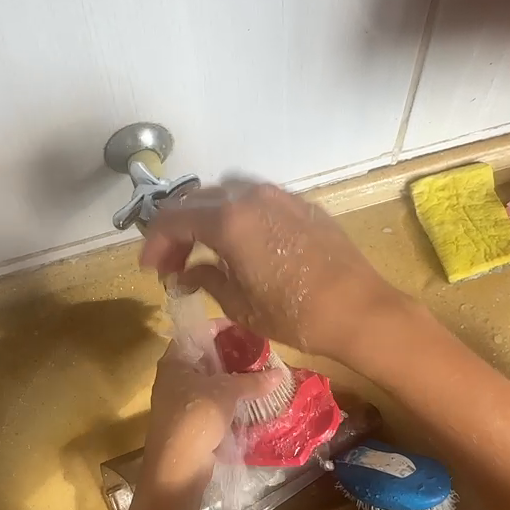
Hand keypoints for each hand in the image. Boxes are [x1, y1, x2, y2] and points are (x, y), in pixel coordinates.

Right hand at [138, 182, 408, 361]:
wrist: (359, 310)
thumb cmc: (295, 314)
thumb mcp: (240, 304)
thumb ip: (206, 278)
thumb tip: (187, 272)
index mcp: (229, 220)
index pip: (173, 219)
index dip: (154, 243)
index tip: (150, 269)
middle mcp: (251, 197)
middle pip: (197, 200)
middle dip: (177, 230)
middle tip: (173, 263)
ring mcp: (279, 196)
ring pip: (227, 194)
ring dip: (207, 218)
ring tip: (204, 250)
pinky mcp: (302, 206)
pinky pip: (256, 201)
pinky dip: (237, 217)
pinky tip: (241, 245)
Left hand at [142, 342, 276, 487]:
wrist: (178, 466)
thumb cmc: (196, 417)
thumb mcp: (227, 392)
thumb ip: (252, 380)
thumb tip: (280, 374)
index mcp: (174, 361)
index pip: (196, 332)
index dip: (220, 327)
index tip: (244, 328)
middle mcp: (174, 378)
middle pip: (205, 358)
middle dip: (231, 356)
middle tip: (258, 353)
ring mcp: (180, 402)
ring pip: (210, 383)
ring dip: (233, 380)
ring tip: (260, 376)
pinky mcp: (190, 423)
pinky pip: (213, 404)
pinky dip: (230, 401)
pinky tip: (251, 401)